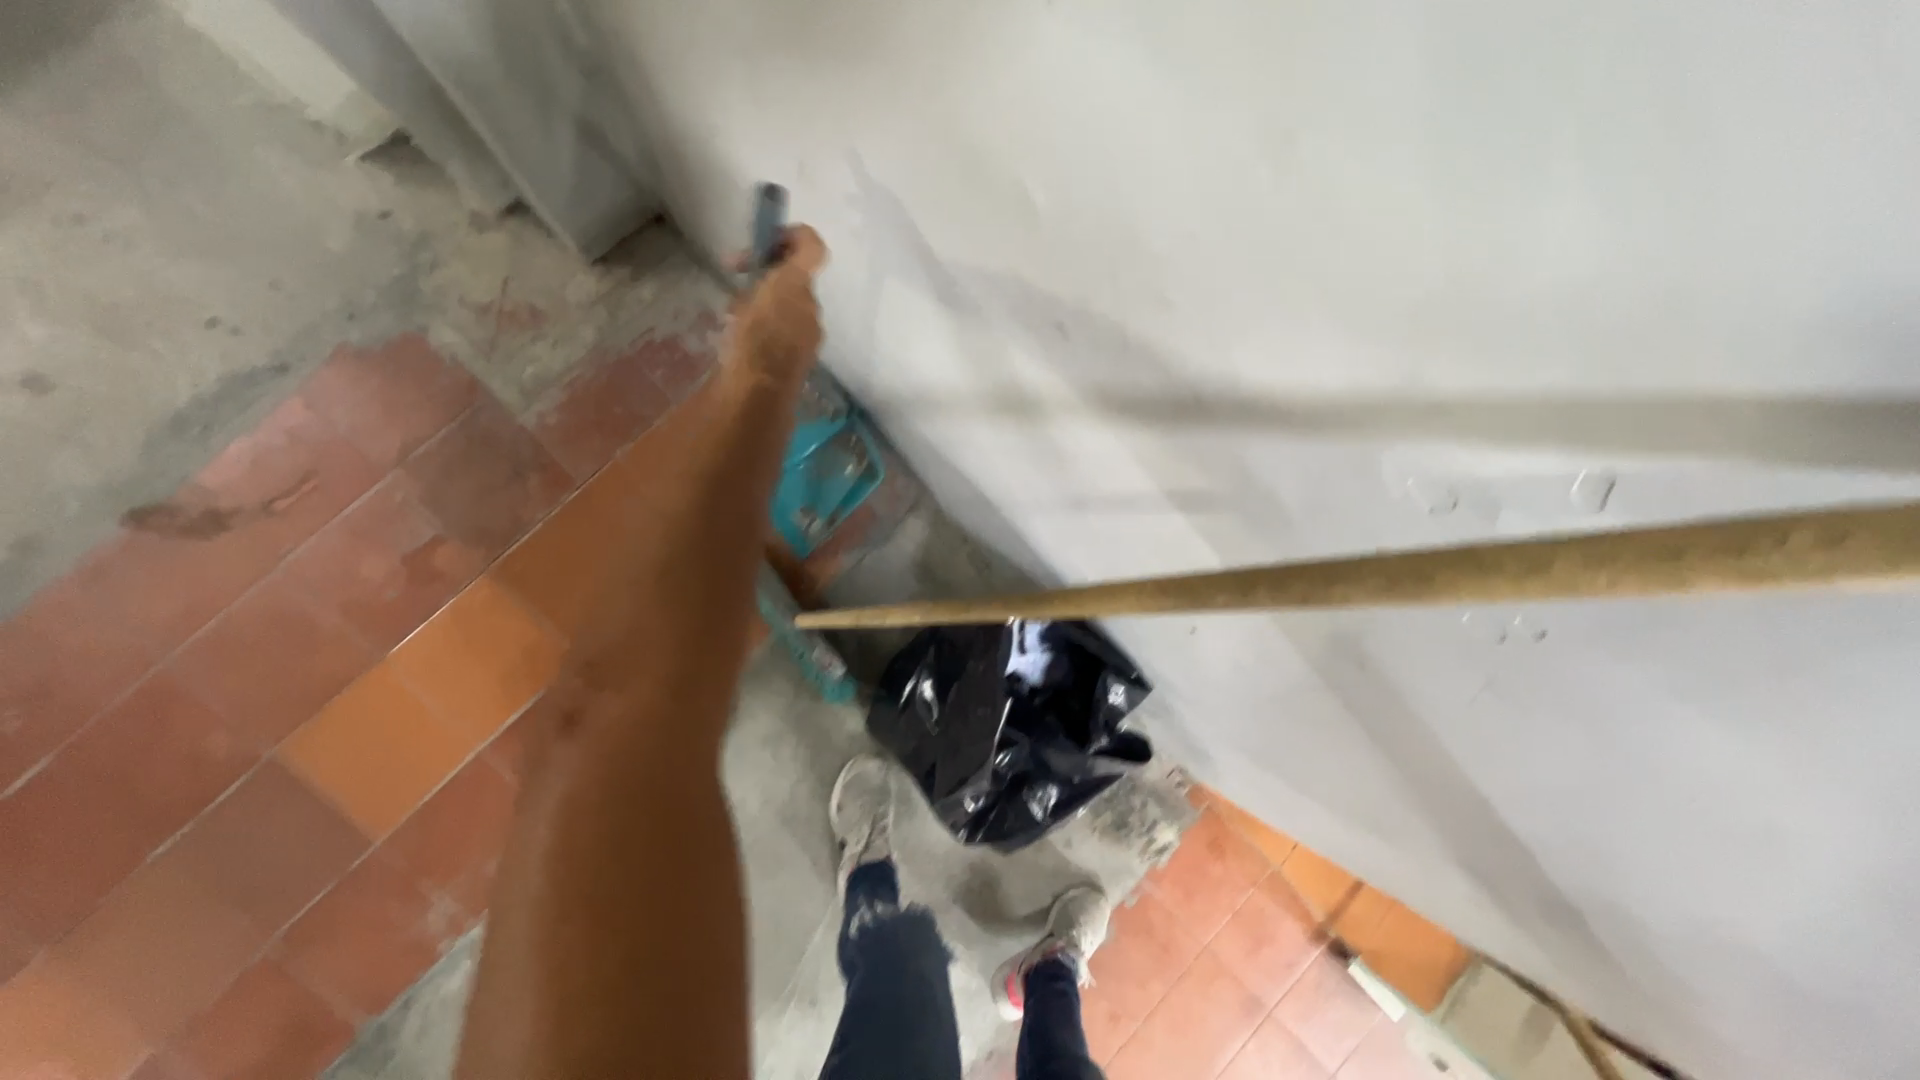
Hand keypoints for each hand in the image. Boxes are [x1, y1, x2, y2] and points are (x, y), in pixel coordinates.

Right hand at [727, 225, 828, 382]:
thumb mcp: (751, 297)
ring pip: (788, 306)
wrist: (761, 393)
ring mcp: (810, 337)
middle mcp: (813, 310)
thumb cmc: (753, 341)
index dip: (794, 235)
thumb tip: (768, 269)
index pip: (813, 246)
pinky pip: (785, 331)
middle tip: (736, 277)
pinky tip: (744, 339)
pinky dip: (768, 327)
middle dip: (767, 275)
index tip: (767, 242)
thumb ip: (765, 275)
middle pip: (796, 279)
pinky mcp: (801, 359)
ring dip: (766, 303)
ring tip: (735, 315)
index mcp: (801, 288)